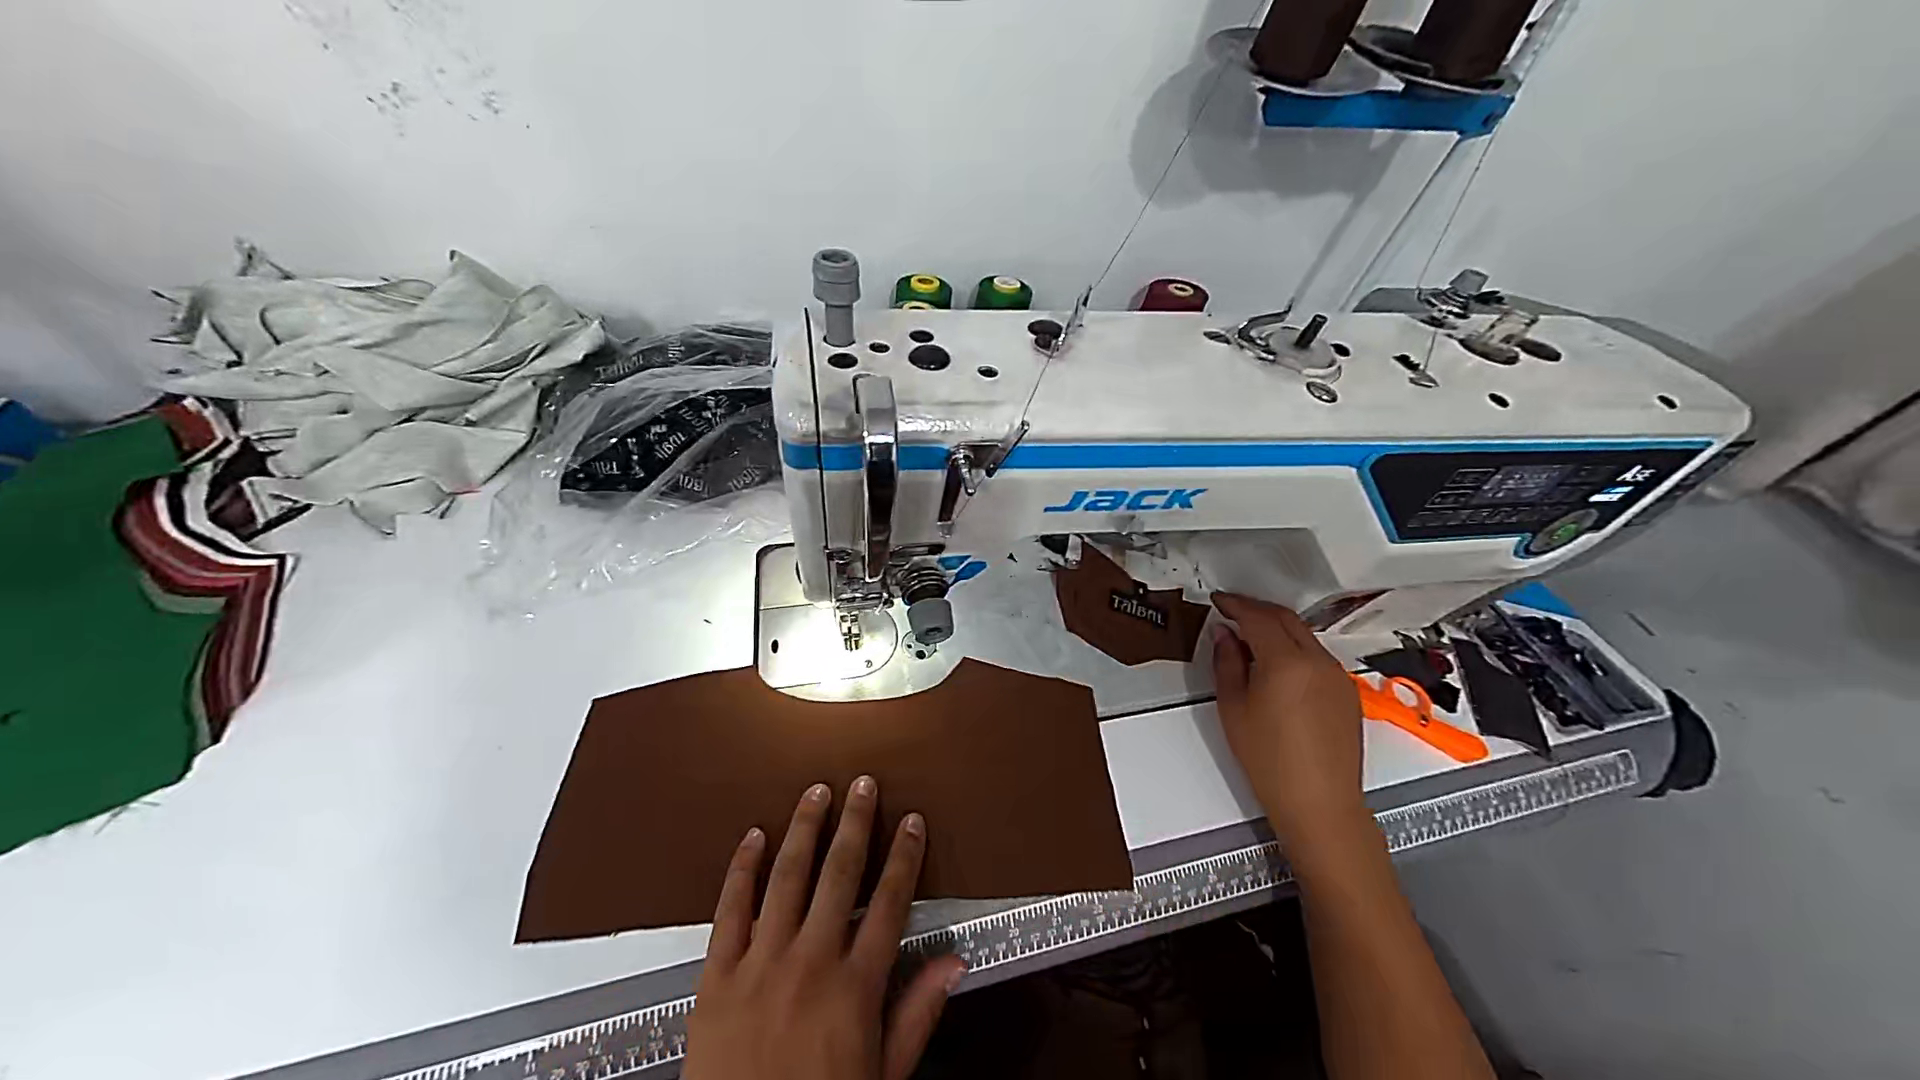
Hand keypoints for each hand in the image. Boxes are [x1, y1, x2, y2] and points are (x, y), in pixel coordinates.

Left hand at [683, 778, 967, 1079]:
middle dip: (857, 823)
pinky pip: (729, 909)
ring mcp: (761, 965)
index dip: (905, 857)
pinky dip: (742, 868)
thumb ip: (917, 1015)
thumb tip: (953, 964)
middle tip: (865, 785)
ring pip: (788, 877)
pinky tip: (754, 837)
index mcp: (854, 987)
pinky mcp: (716, 977)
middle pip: (840, 874)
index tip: (912, 823)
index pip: (889, 903)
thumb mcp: (881, 1075)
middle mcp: (810, 963)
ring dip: (805, 829)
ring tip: (817, 792)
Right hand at [1210, 593, 1367, 851]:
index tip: (1220, 602)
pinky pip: (1317, 656)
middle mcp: (1318, 663)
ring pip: (1303, 635)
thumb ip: (1227, 662)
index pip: (1258, 617)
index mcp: (1286, 663)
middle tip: (1232, 612)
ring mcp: (1336, 677)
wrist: (1318, 802)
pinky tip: (1275, 665)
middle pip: (1285, 618)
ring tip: (1249, 641)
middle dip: (1256, 610)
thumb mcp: (1233, 707)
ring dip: (1276, 629)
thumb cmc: (1274, 763)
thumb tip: (1225, 637)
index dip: (1235, 604)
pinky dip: (1294, 649)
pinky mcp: (1345, 692)